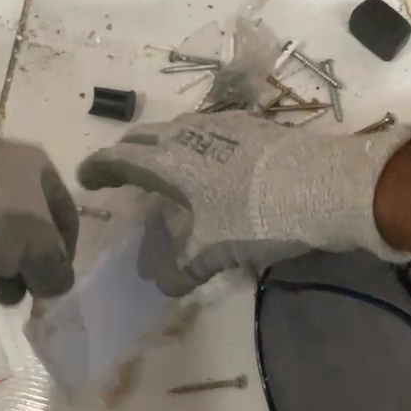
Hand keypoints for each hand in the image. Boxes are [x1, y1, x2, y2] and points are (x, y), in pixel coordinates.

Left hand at [0, 137, 78, 303]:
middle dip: (16, 273)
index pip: (65, 219)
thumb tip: (53, 282)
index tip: (49, 287)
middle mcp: (1, 166)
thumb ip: (57, 272)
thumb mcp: (41, 252)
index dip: (63, 259)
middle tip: (7, 295)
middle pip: (22, 235)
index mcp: (36, 166)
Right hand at [77, 112, 410, 295]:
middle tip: (118, 170)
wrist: (325, 187)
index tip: (86, 179)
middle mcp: (189, 135)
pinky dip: (193, 144)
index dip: (98, 169)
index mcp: (169, 162)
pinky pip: (208, 130)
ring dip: (160, 145)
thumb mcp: (213, 250)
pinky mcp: (252, 126)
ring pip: (176, 128)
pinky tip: (210, 160)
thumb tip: (163, 285)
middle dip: (125, 152)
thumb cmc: (257, 217)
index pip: (119, 159)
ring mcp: (222, 125)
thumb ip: (180, 268)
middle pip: (144, 136)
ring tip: (162, 164)